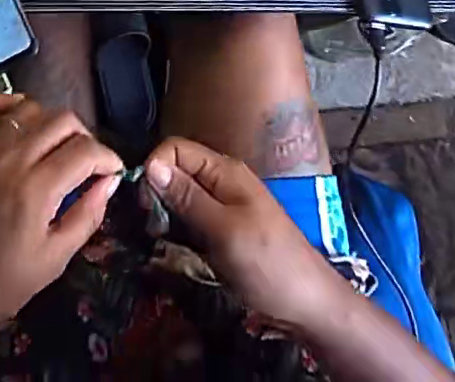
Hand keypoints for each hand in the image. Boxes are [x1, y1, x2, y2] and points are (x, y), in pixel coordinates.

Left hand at [0, 94, 123, 375]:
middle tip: (87, 162)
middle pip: (63, 120)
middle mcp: (13, 158)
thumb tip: (110, 182)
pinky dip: (7, 103)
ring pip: (31, 108)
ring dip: (52, 121)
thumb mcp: (52, 262)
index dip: (107, 157)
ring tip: (57, 146)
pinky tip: (21, 118)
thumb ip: (86, 217)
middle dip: (85, 137)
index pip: (85, 150)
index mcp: (37, 189)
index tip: (113, 171)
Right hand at [142, 136, 351, 331]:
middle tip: (149, 225)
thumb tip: (150, 165)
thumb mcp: (224, 230)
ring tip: (158, 237)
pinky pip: (192, 215)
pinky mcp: (224, 226)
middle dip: (157, 191)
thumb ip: (188, 197)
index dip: (155, 168)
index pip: (175, 148)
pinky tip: (174, 245)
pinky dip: (179, 226)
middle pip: (176, 169)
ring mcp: (224, 203)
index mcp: (224, 170)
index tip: (144, 203)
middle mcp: (222, 179)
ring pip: (181, 193)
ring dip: (166, 211)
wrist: (310, 306)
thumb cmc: (268, 264)